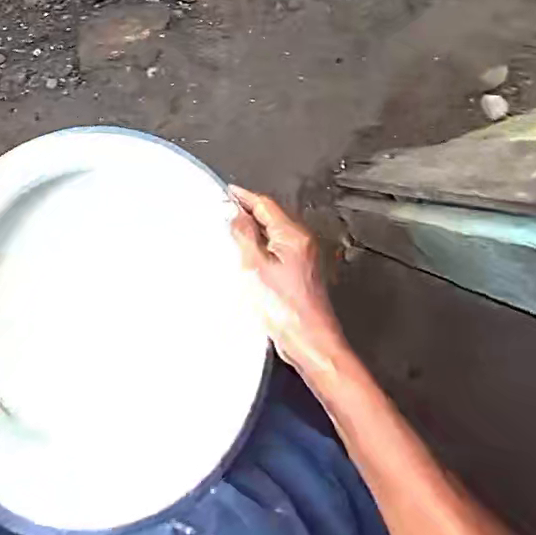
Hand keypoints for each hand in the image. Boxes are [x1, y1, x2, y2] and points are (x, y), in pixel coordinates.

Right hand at [229, 185, 346, 375]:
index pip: (266, 204)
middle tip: (224, 208)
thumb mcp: (255, 267)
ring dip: (253, 227)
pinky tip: (246, 252)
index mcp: (293, 235)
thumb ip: (244, 234)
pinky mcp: (299, 272)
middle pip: (271, 215)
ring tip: (231, 227)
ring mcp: (303, 257)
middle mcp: (302, 242)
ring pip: (274, 231)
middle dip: (248, 210)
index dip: (244, 196)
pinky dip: (260, 243)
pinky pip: (277, 247)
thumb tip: (234, 211)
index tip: (228, 191)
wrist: (311, 343)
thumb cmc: (286, 309)